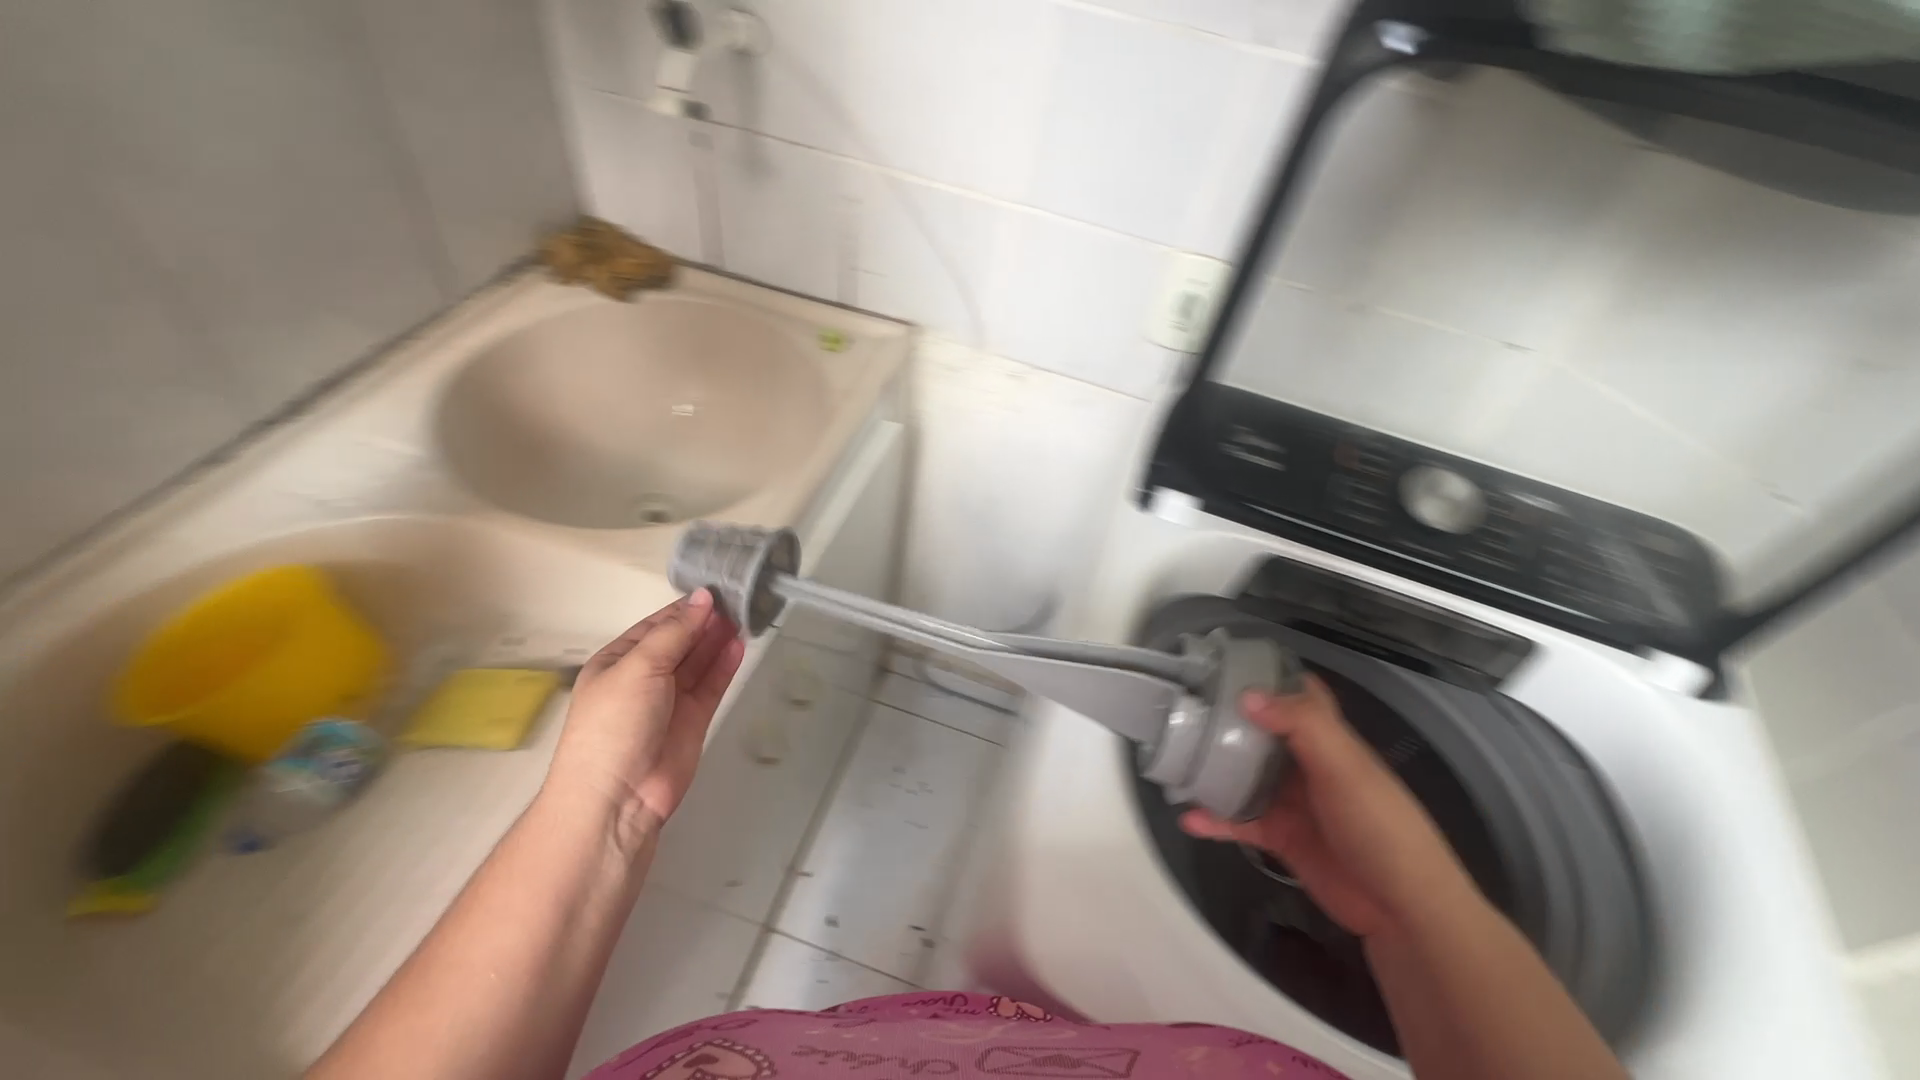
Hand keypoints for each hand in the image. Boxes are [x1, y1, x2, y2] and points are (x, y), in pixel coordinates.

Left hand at [541, 589, 745, 854]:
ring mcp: (669, 700)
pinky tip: (739, 645)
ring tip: (744, 617)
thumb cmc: (613, 727)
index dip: (684, 609)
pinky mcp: (693, 720)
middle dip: (704, 622)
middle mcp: (643, 677)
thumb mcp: (638, 668)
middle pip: (680, 642)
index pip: (656, 625)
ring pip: (699, 662)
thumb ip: (675, 633)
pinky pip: (711, 685)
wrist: (618, 797)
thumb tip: (702, 599)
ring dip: (718, 640)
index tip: (715, 591)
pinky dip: (725, 665)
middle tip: (737, 600)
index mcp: (618, 661)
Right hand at [1180, 677, 1480, 938]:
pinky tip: (1190, 819)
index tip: (1226, 666)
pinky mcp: (1281, 838)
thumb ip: (1301, 726)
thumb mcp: (1344, 767)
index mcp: (1330, 741)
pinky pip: (1240, 823)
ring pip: (1245, 778)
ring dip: (1214, 771)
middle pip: (1263, 735)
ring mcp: (1294, 804)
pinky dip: (1216, 821)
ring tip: (1176, 762)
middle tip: (1184, 710)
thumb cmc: (1378, 825)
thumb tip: (1246, 694)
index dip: (1270, 678)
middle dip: (1228, 722)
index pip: (1301, 697)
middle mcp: (1309, 767)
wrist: (1401, 906)